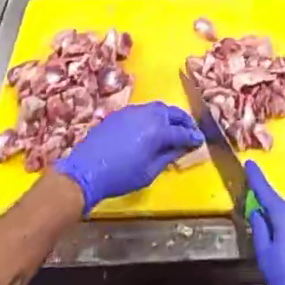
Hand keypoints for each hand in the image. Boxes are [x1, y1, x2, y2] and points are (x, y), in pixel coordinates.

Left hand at [53, 102, 202, 213]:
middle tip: (190, 131)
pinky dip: (153, 116)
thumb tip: (180, 149)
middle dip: (184, 121)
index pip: (181, 132)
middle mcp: (147, 115)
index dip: (192, 137)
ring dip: (169, 116)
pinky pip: (143, 110)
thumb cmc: (120, 176)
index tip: (199, 142)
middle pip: (172, 113)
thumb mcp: (149, 172)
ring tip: (173, 127)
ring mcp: (131, 112)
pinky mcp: (119, 114)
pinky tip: (153, 127)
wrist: (85, 171)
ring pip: (157, 108)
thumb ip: (167, 157)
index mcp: (157, 130)